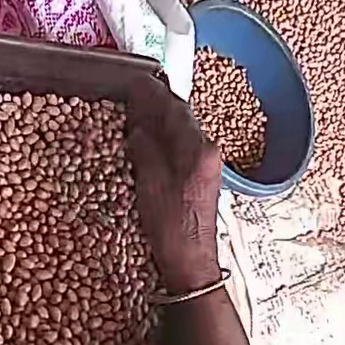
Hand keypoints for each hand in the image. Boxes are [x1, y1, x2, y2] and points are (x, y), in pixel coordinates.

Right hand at [125, 75, 222, 291]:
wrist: (193, 263)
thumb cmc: (172, 229)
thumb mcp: (151, 187)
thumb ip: (146, 151)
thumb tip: (139, 127)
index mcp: (198, 151)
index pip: (175, 111)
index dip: (153, 94)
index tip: (136, 80)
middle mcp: (209, 153)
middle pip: (182, 118)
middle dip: (158, 103)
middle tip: (135, 92)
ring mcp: (209, 166)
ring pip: (183, 132)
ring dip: (162, 119)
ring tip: (138, 110)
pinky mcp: (203, 178)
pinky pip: (184, 147)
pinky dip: (167, 137)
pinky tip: (150, 139)